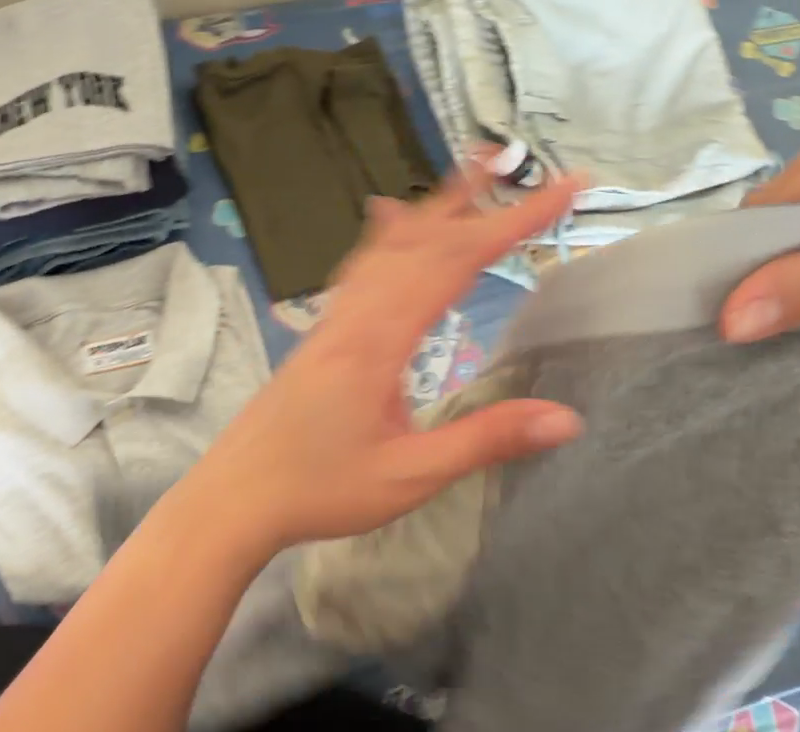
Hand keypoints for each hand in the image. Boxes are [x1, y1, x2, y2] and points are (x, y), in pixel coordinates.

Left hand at [178, 167, 585, 551]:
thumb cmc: (320, 490)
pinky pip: (359, 271)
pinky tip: (385, 230)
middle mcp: (353, 318)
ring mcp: (330, 325)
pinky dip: (388, 239)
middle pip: (420, 241)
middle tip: (519, 164)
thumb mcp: (410, 475)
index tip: (563, 189)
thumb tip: (565, 418)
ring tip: (463, 178)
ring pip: (385, 249)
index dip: (513, 222)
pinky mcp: (317, 340)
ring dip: (430, 210)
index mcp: (379, 342)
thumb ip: (484, 441)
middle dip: (476, 202)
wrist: (234, 499)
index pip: (456, 262)